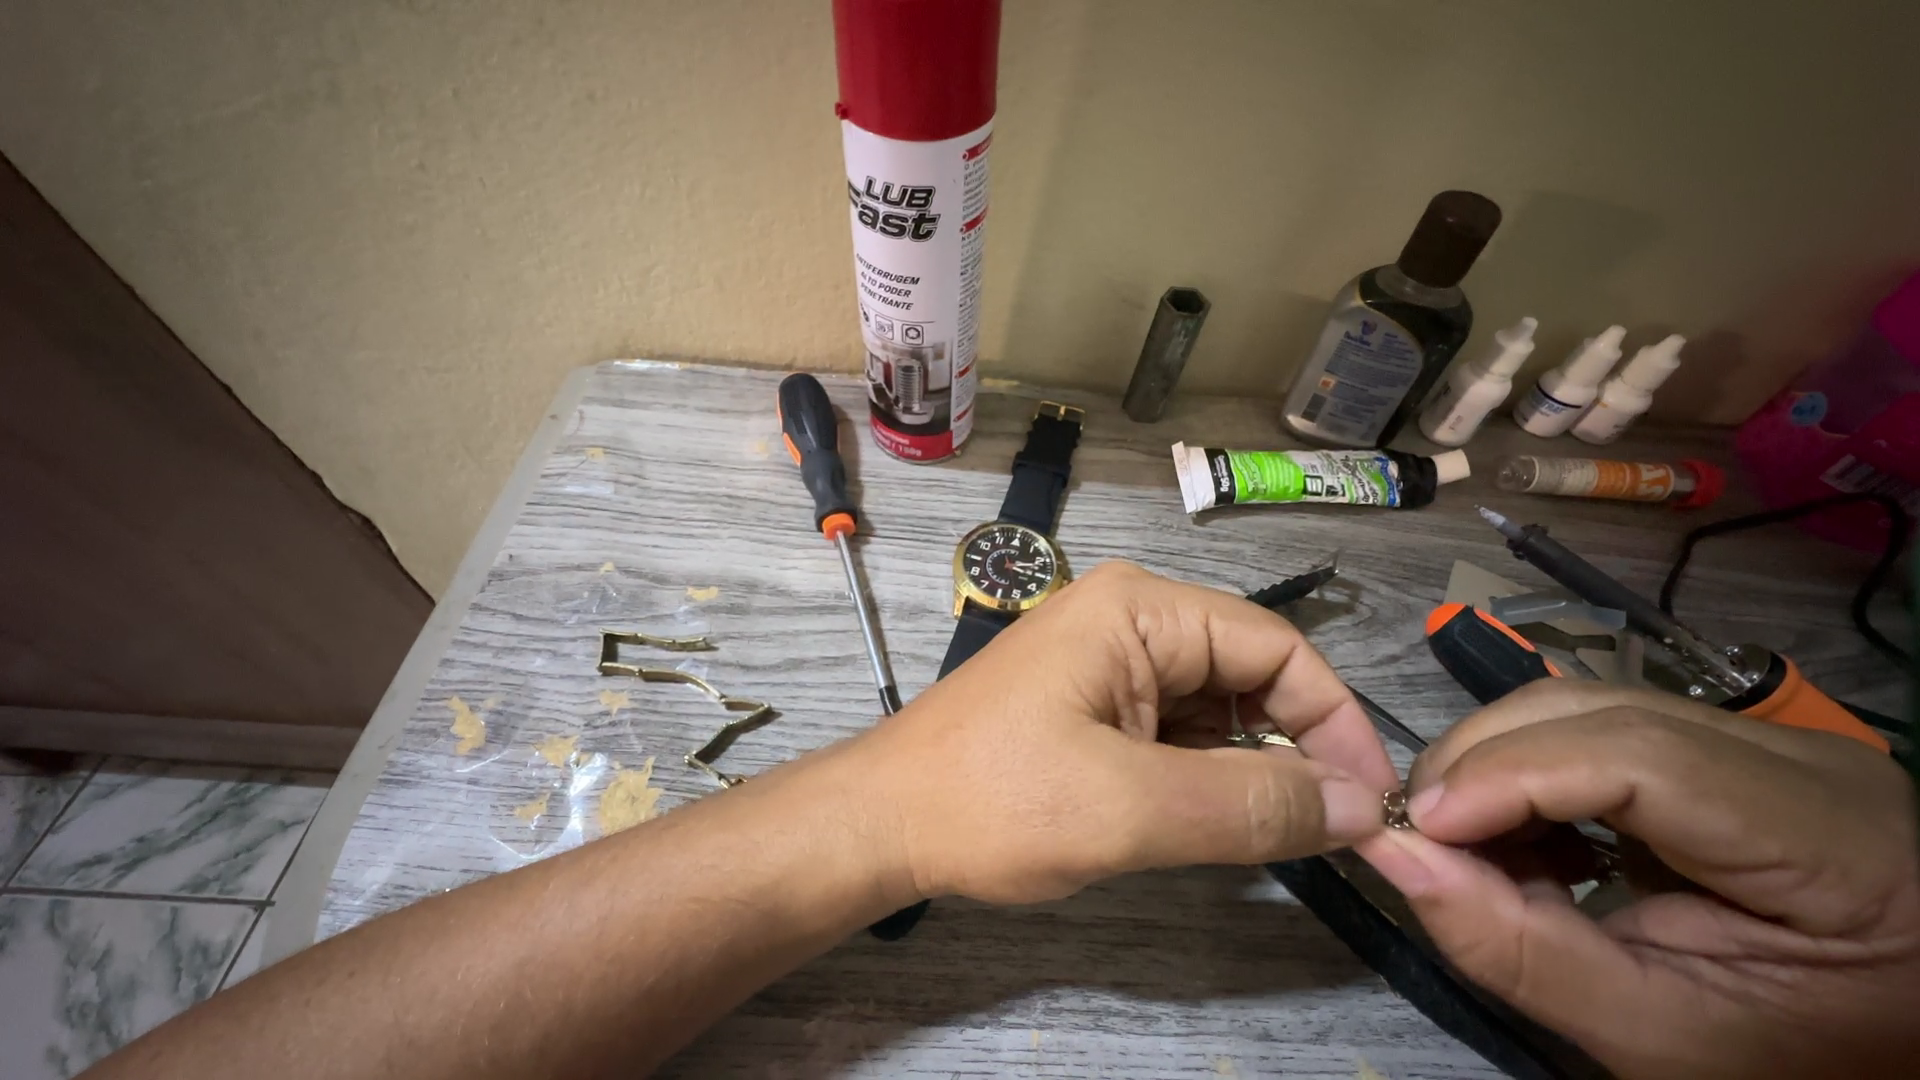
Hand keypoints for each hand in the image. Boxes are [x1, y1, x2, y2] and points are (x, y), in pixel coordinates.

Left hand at [857, 561, 1399, 905]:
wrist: (887, 820)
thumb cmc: (995, 801)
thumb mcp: (1131, 807)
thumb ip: (1249, 804)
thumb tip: (1355, 806)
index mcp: (1138, 609)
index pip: (1275, 646)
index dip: (1333, 718)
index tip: (1369, 801)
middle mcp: (1128, 619)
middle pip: (1247, 673)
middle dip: (1292, 746)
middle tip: (1330, 831)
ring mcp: (1107, 661)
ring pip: (1214, 707)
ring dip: (1248, 766)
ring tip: (1270, 833)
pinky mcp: (1092, 703)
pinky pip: (1174, 730)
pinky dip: (1205, 774)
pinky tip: (1213, 819)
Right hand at [1358, 680, 1919, 1078]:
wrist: (1869, 1037)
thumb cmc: (1780, 1054)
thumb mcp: (1651, 1032)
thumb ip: (1514, 947)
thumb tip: (1388, 849)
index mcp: (1832, 843)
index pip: (1643, 760)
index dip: (1513, 777)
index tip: (1420, 827)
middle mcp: (1799, 755)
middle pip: (1590, 711)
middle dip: (1478, 760)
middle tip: (1419, 831)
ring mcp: (1755, 735)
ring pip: (1572, 704)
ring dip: (1488, 760)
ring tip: (1462, 835)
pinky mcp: (1710, 737)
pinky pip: (1581, 724)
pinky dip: (1517, 767)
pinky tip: (1513, 826)